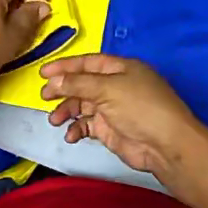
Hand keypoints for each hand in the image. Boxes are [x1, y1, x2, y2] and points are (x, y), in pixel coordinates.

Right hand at [40, 53, 207, 178]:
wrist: (164, 144)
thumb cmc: (140, 108)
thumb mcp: (107, 89)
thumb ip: (77, 83)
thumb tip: (52, 81)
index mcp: (120, 69)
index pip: (88, 63)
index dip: (65, 66)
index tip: (43, 73)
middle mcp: (116, 86)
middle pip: (82, 84)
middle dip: (63, 90)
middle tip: (44, 97)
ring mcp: (113, 109)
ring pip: (82, 106)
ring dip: (67, 111)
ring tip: (55, 120)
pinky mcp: (110, 130)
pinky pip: (87, 126)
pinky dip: (77, 129)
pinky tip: (71, 136)